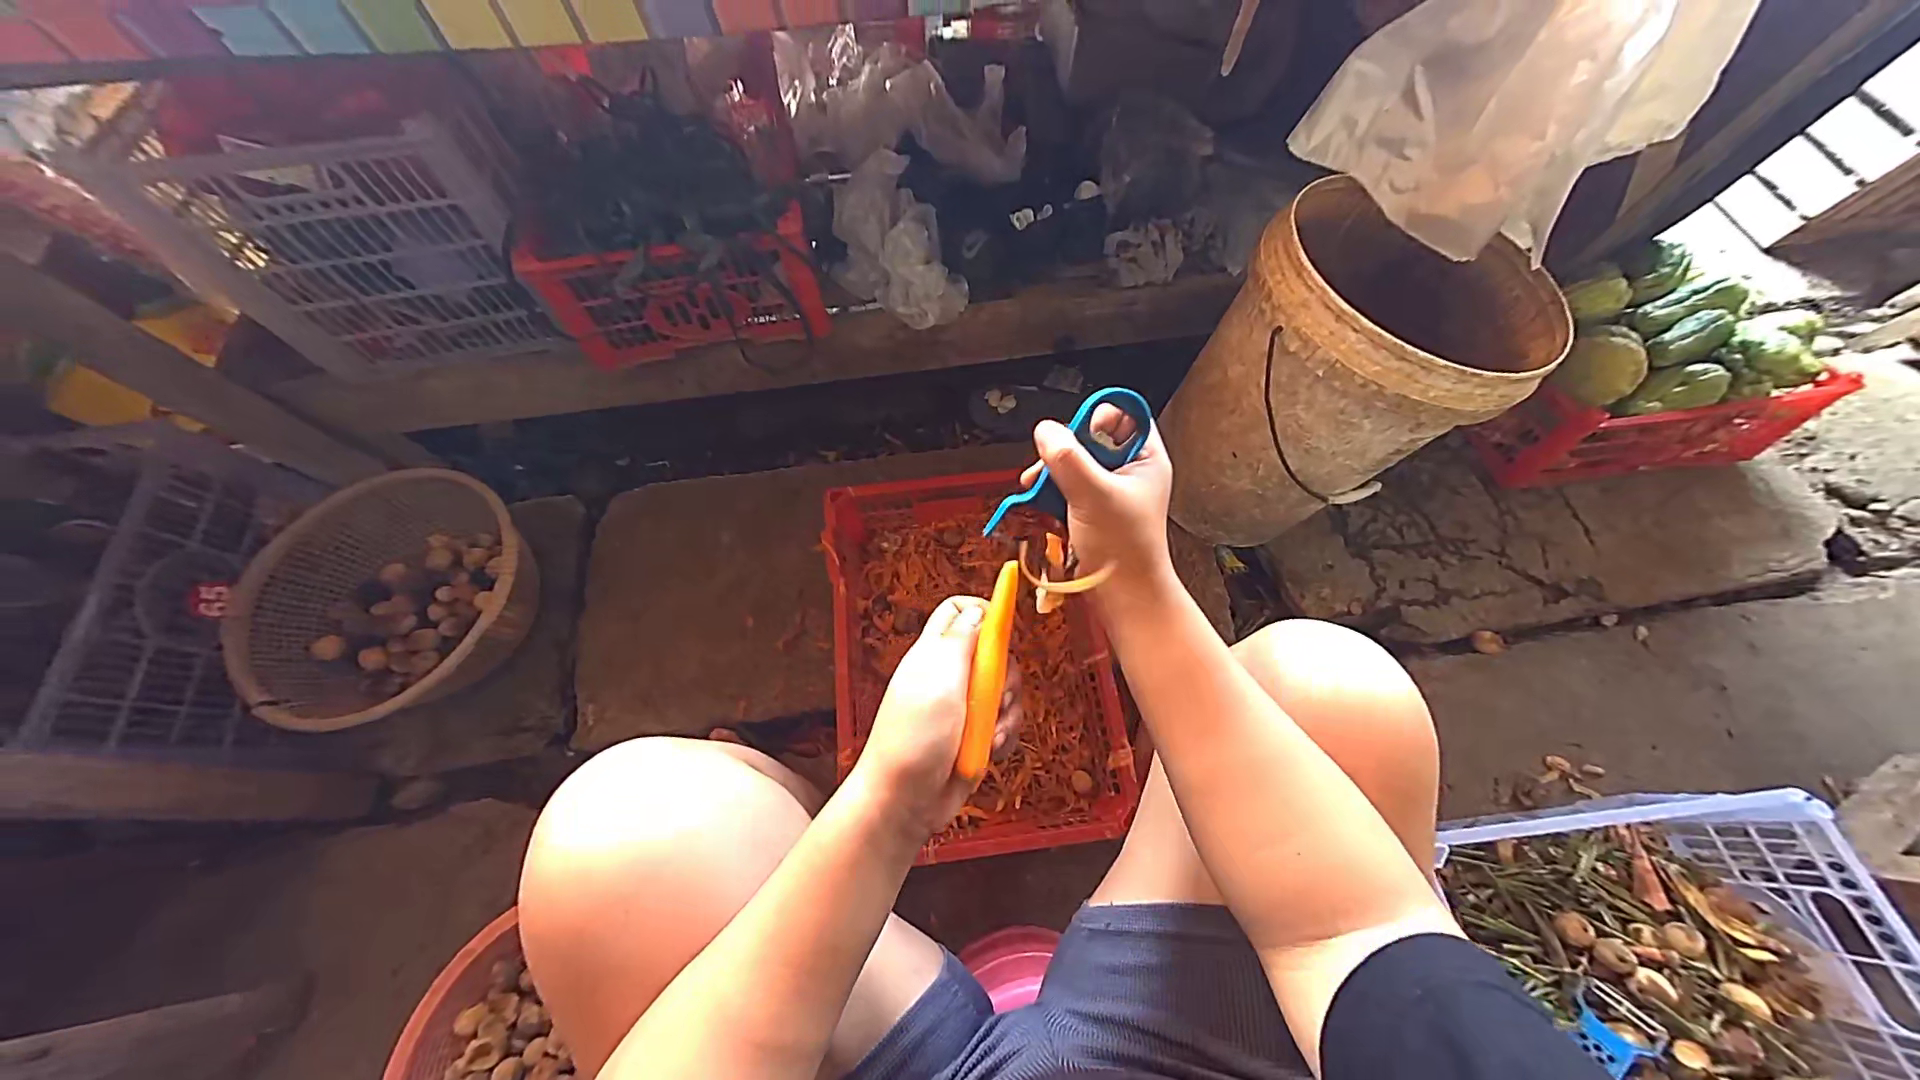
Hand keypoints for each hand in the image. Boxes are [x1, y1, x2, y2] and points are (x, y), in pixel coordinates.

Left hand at [852, 596, 1023, 838]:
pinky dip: (1004, 737)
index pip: (959, 612)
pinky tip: (989, 750)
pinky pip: (1005, 723)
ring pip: (1005, 690)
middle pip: (994, 652)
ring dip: (1007, 713)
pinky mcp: (975, 734)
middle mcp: (950, 675)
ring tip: (989, 734)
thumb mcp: (939, 681)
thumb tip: (979, 608)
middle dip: (1005, 674)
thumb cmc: (912, 740)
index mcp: (934, 653)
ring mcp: (963, 706)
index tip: (1004, 630)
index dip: (983, 611)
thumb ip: (961, 641)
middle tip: (996, 694)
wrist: (904, 801)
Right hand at [1021, 403, 1174, 590]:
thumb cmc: (1126, 551)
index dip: (1097, 418)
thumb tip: (1046, 430)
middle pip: (1090, 436)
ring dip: (1051, 470)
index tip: (1077, 436)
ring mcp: (1106, 489)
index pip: (1123, 414)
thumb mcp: (1094, 495)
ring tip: (1038, 484)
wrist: (1122, 596)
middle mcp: (1127, 470)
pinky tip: (1039, 498)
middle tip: (1050, 463)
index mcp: (1145, 458)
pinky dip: (1049, 489)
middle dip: (1064, 448)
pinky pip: (1063, 484)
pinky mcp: (1087, 507)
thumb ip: (1069, 459)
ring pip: (1072, 461)